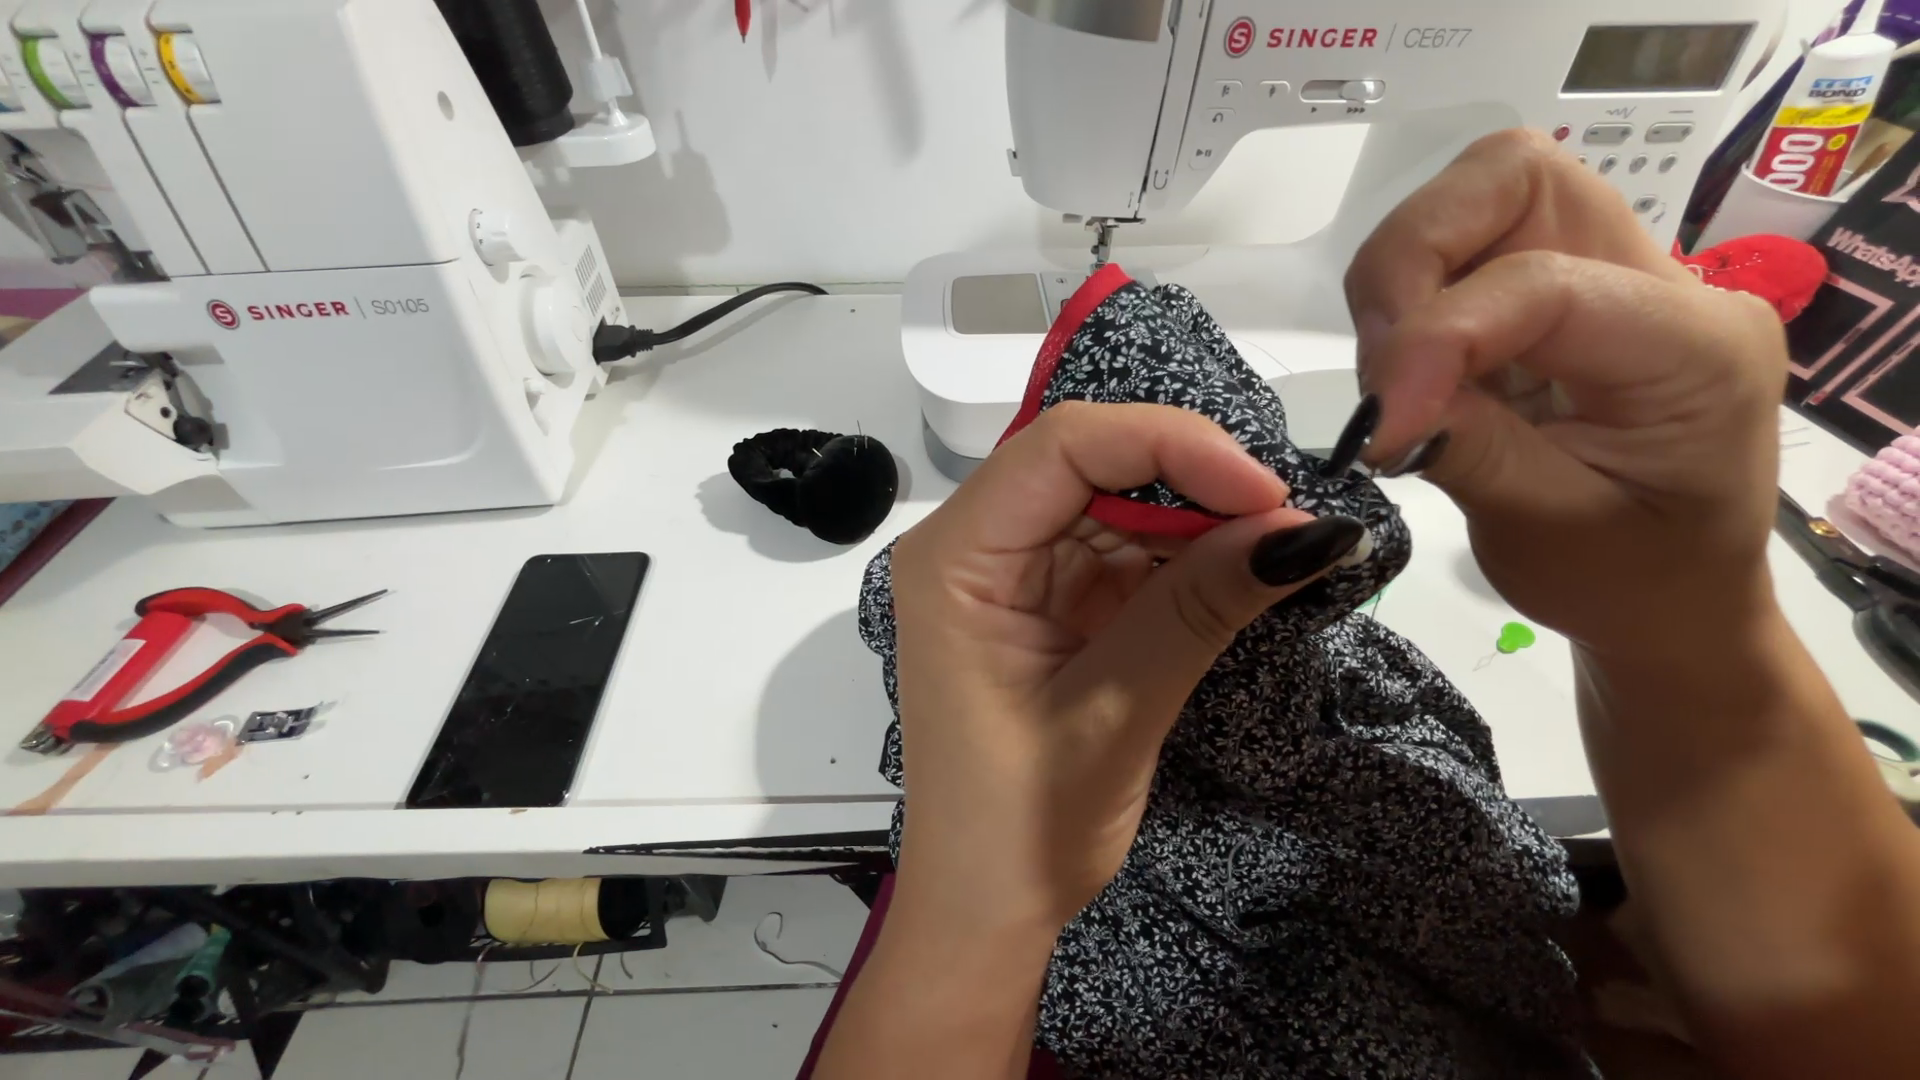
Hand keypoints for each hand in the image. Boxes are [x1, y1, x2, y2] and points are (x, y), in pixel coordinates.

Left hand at [887, 402, 1364, 931]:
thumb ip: (1199, 608)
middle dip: (1189, 480)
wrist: (986, 901)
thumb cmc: (1021, 824)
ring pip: (1111, 502)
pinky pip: (1118, 550)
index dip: (1167, 445)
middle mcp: (973, 547)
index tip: (1263, 491)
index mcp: (955, 560)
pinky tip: (1233, 571)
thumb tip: (1308, 530)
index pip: (1060, 448)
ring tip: (1274, 548)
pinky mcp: (1044, 601)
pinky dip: (1179, 556)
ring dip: (1194, 518)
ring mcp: (1009, 572)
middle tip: (1284, 520)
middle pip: (1087, 463)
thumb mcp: (1114, 711)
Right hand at [1345, 129, 1787, 656]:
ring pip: (1471, 199)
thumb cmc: (1625, 578)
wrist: (1663, 593)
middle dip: (1411, 257)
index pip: (1539, 284)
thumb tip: (1376, 410)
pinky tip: (1408, 374)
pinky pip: (1455, 252)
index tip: (1377, 431)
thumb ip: (1466, 450)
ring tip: (1393, 380)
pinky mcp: (1547, 296)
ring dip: (1400, 279)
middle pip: (1509, 177)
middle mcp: (1655, 280)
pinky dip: (1404, 301)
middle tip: (1379, 363)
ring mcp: (1600, 276)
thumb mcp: (1546, 530)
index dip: (1433, 343)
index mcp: (1691, 345)